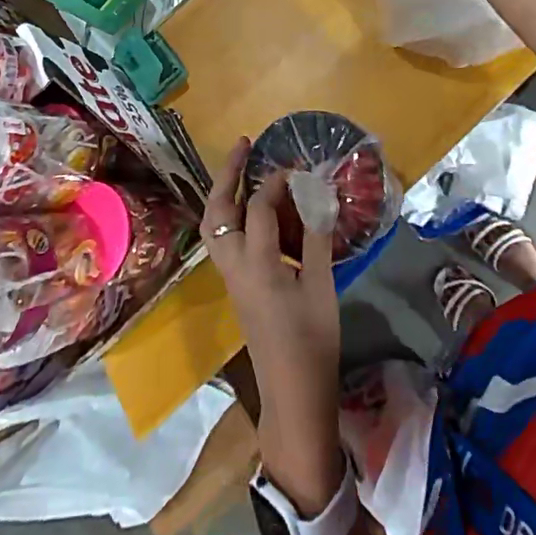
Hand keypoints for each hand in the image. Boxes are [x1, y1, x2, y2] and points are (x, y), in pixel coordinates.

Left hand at [203, 137, 339, 413]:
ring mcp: (228, 273)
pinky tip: (249, 211)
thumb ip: (318, 241)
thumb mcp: (323, 289)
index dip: (275, 183)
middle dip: (227, 172)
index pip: (258, 208)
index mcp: (257, 262)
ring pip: (212, 223)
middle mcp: (233, 263)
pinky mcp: (232, 282)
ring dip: (222, 192)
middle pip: (218, 208)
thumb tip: (319, 200)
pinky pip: (220, 238)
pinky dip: (228, 215)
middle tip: (244, 144)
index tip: (295, 167)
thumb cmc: (313, 341)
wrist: (291, 390)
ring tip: (241, 171)